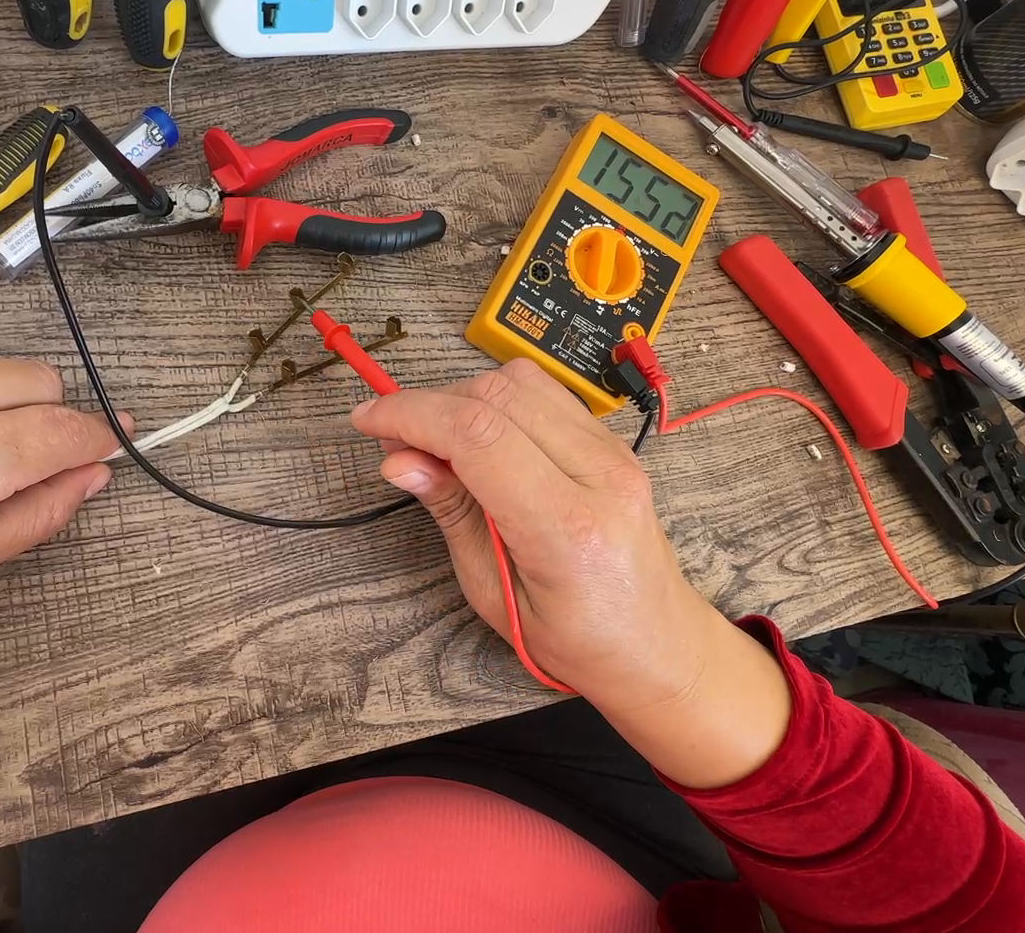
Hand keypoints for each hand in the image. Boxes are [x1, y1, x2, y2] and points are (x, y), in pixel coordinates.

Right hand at [351, 359, 790, 786]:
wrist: (658, 644)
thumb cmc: (575, 639)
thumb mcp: (494, 593)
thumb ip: (451, 513)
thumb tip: (399, 460)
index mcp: (567, 529)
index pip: (478, 436)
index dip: (410, 416)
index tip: (366, 421)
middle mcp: (599, 475)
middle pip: (496, 395)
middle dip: (428, 404)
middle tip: (394, 441)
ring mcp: (614, 451)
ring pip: (519, 379)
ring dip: (461, 397)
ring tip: (435, 439)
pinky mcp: (612, 441)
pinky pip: (543, 391)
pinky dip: (495, 399)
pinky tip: (478, 437)